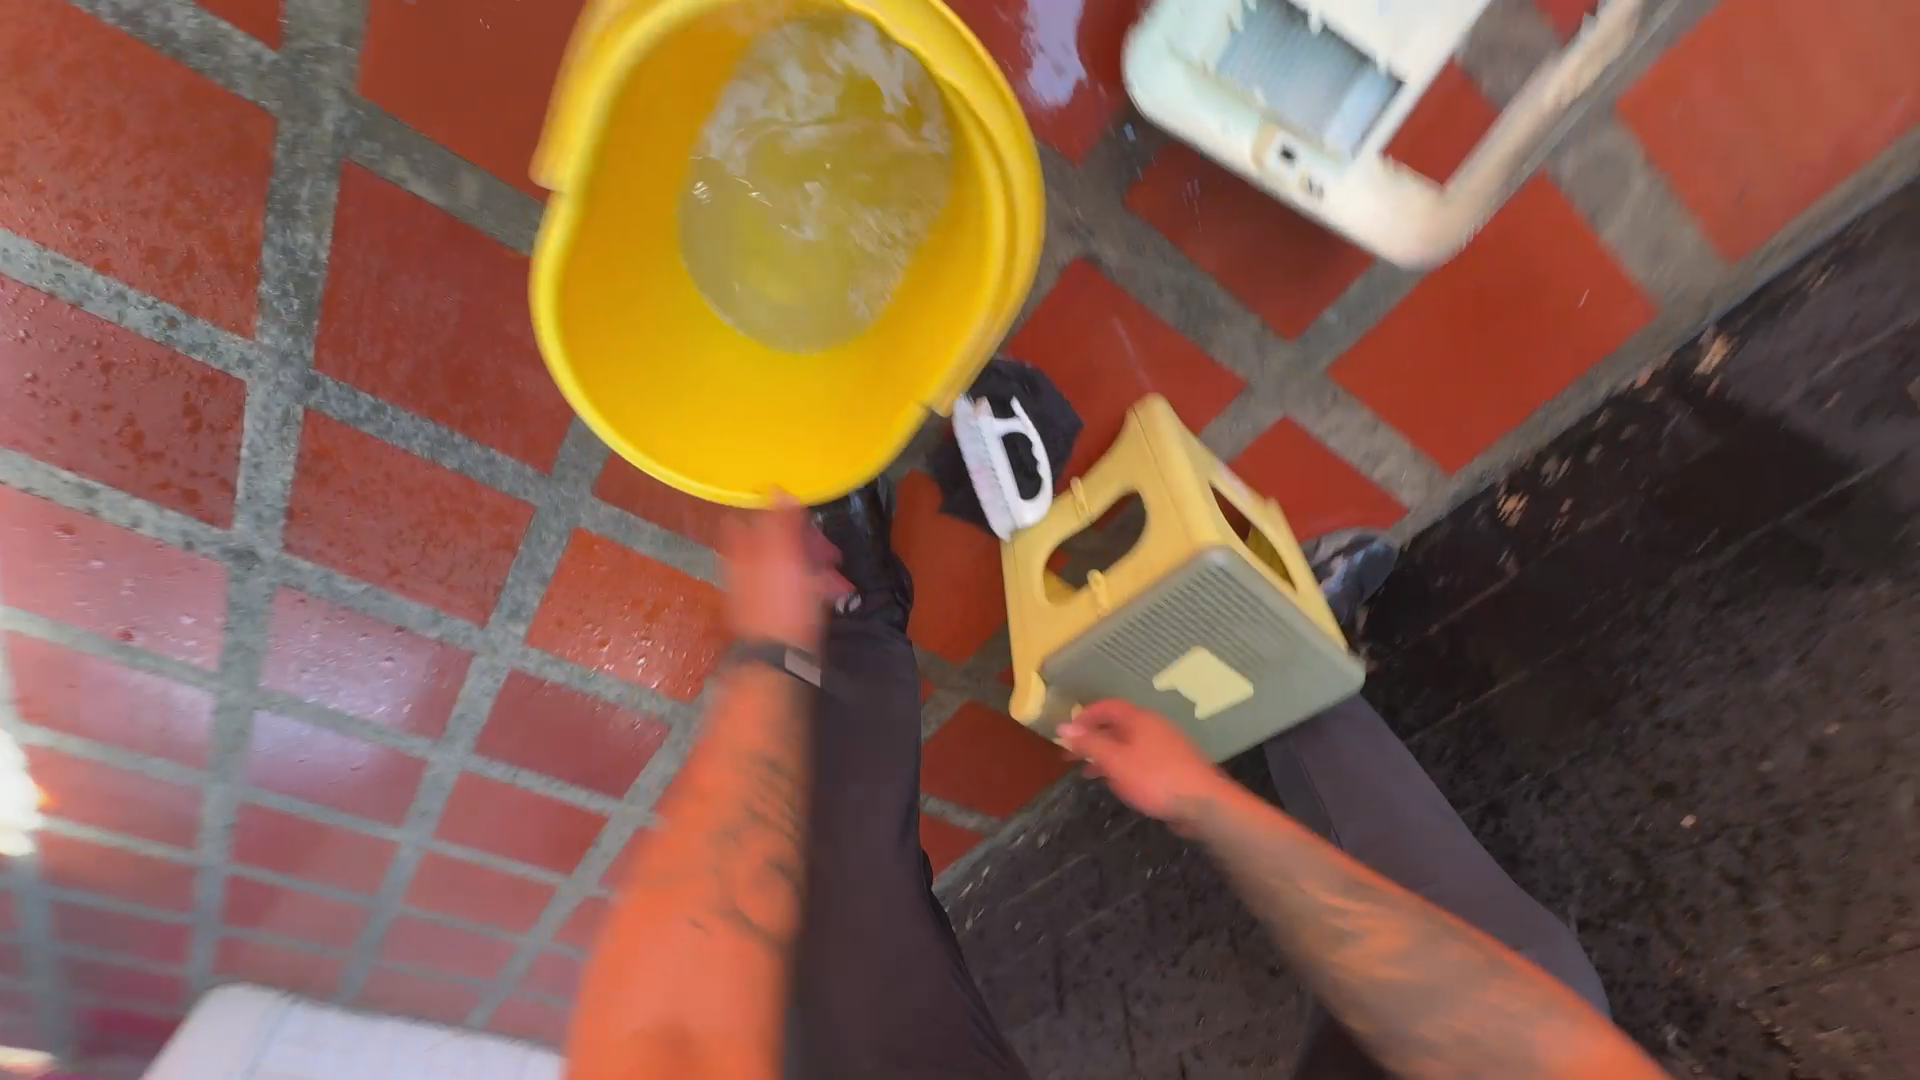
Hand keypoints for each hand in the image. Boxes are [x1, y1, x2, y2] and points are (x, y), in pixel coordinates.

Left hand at [719, 496, 852, 651]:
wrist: (777, 659)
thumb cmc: (782, 605)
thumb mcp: (785, 556)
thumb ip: (780, 521)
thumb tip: (776, 487)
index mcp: (742, 549)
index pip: (750, 516)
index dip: (775, 511)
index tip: (800, 513)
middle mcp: (743, 567)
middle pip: (772, 541)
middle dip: (804, 540)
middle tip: (827, 547)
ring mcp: (756, 590)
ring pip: (785, 564)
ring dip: (813, 563)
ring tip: (836, 572)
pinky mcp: (771, 610)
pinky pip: (792, 587)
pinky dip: (811, 584)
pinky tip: (831, 592)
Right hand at [1057, 701, 1230, 825]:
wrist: (1204, 804)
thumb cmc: (1155, 778)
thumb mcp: (1115, 761)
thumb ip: (1089, 743)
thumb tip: (1063, 727)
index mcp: (1139, 719)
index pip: (1106, 707)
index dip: (1084, 716)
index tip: (1067, 733)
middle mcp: (1153, 726)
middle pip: (1116, 725)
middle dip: (1092, 739)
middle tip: (1071, 755)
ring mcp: (1165, 745)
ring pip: (1128, 744)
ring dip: (1106, 755)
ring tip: (1088, 772)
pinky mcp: (1173, 765)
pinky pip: (1140, 758)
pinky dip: (1123, 766)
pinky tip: (1118, 783)